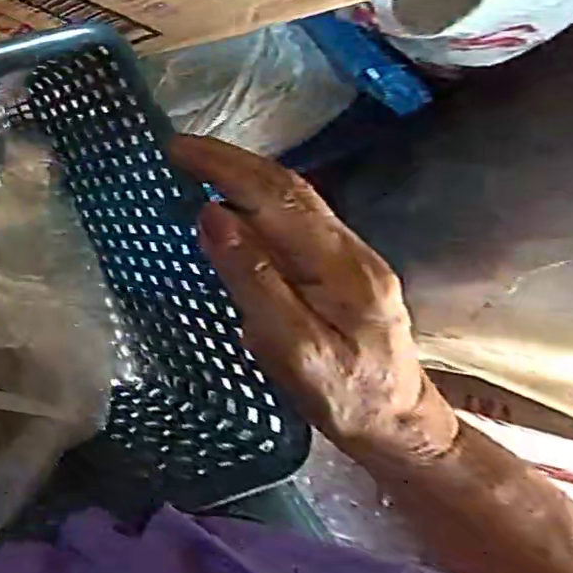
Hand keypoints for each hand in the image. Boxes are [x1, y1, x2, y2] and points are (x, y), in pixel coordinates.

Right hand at [169, 135, 458, 466]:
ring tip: (191, 158)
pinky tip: (223, 190)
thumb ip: (252, 278)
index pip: (275, 199)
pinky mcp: (335, 262)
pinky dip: (249, 188)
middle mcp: (349, 250)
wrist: (400, 427)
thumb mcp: (288, 345)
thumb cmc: (338, 393)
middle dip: (227, 158)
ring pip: (291, 193)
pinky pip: (288, 210)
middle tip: (172, 146)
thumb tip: (212, 215)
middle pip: (287, 186)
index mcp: (340, 268)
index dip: (222, 168)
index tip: (173, 151)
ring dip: (238, 168)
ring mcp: (347, 254)